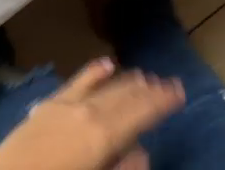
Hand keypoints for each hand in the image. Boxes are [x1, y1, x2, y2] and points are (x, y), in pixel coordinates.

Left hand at [0, 58, 182, 169]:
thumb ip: (122, 166)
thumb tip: (142, 150)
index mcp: (103, 136)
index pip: (140, 112)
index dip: (162, 101)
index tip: (179, 91)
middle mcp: (88, 113)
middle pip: (124, 96)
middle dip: (148, 90)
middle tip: (168, 83)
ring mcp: (65, 107)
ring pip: (105, 87)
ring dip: (126, 81)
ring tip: (145, 76)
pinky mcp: (45, 109)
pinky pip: (75, 84)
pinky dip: (93, 73)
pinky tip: (106, 64)